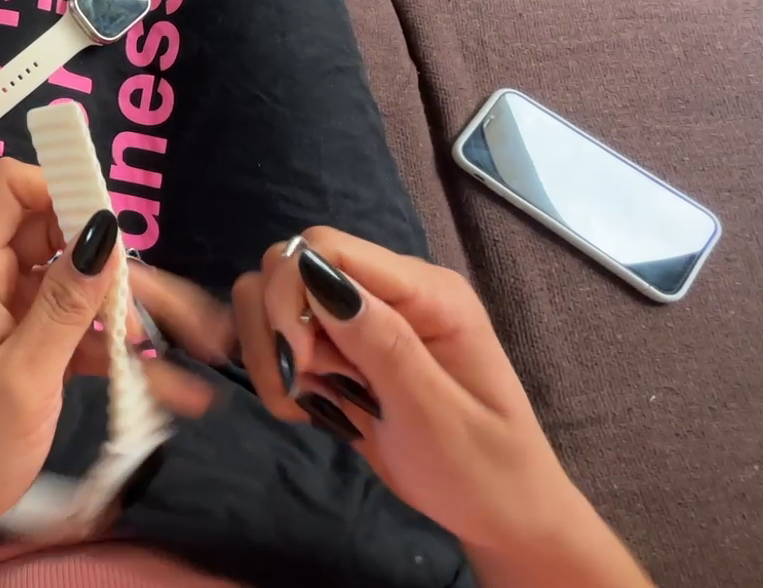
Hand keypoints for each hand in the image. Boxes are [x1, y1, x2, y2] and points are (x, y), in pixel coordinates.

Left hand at [0, 159, 219, 585]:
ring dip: (130, 309)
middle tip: (162, 304)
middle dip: (113, 259)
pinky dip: (119, 345)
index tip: (111, 222)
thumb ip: (65, 302)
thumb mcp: (24, 376)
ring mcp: (17, 306)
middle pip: (59, 231)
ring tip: (194, 343)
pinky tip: (169, 382)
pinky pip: (83, 321)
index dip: (58, 186)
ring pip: (81, 278)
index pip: (10, 188)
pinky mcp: (35, 337)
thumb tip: (105, 229)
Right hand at [232, 227, 651, 586]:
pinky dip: (272, 368)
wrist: (497, 516)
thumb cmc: (484, 473)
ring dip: (270, 352)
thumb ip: (385, 345)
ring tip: (308, 401)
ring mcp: (355, 311)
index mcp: (424, 291)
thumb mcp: (439, 417)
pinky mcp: (331, 339)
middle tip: (307, 384)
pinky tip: (307, 404)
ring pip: (265, 296)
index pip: (325, 246)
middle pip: (286, 266)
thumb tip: (320, 281)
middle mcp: (384, 288)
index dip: (291, 290)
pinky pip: (271, 331)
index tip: (300, 360)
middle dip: (278, 327)